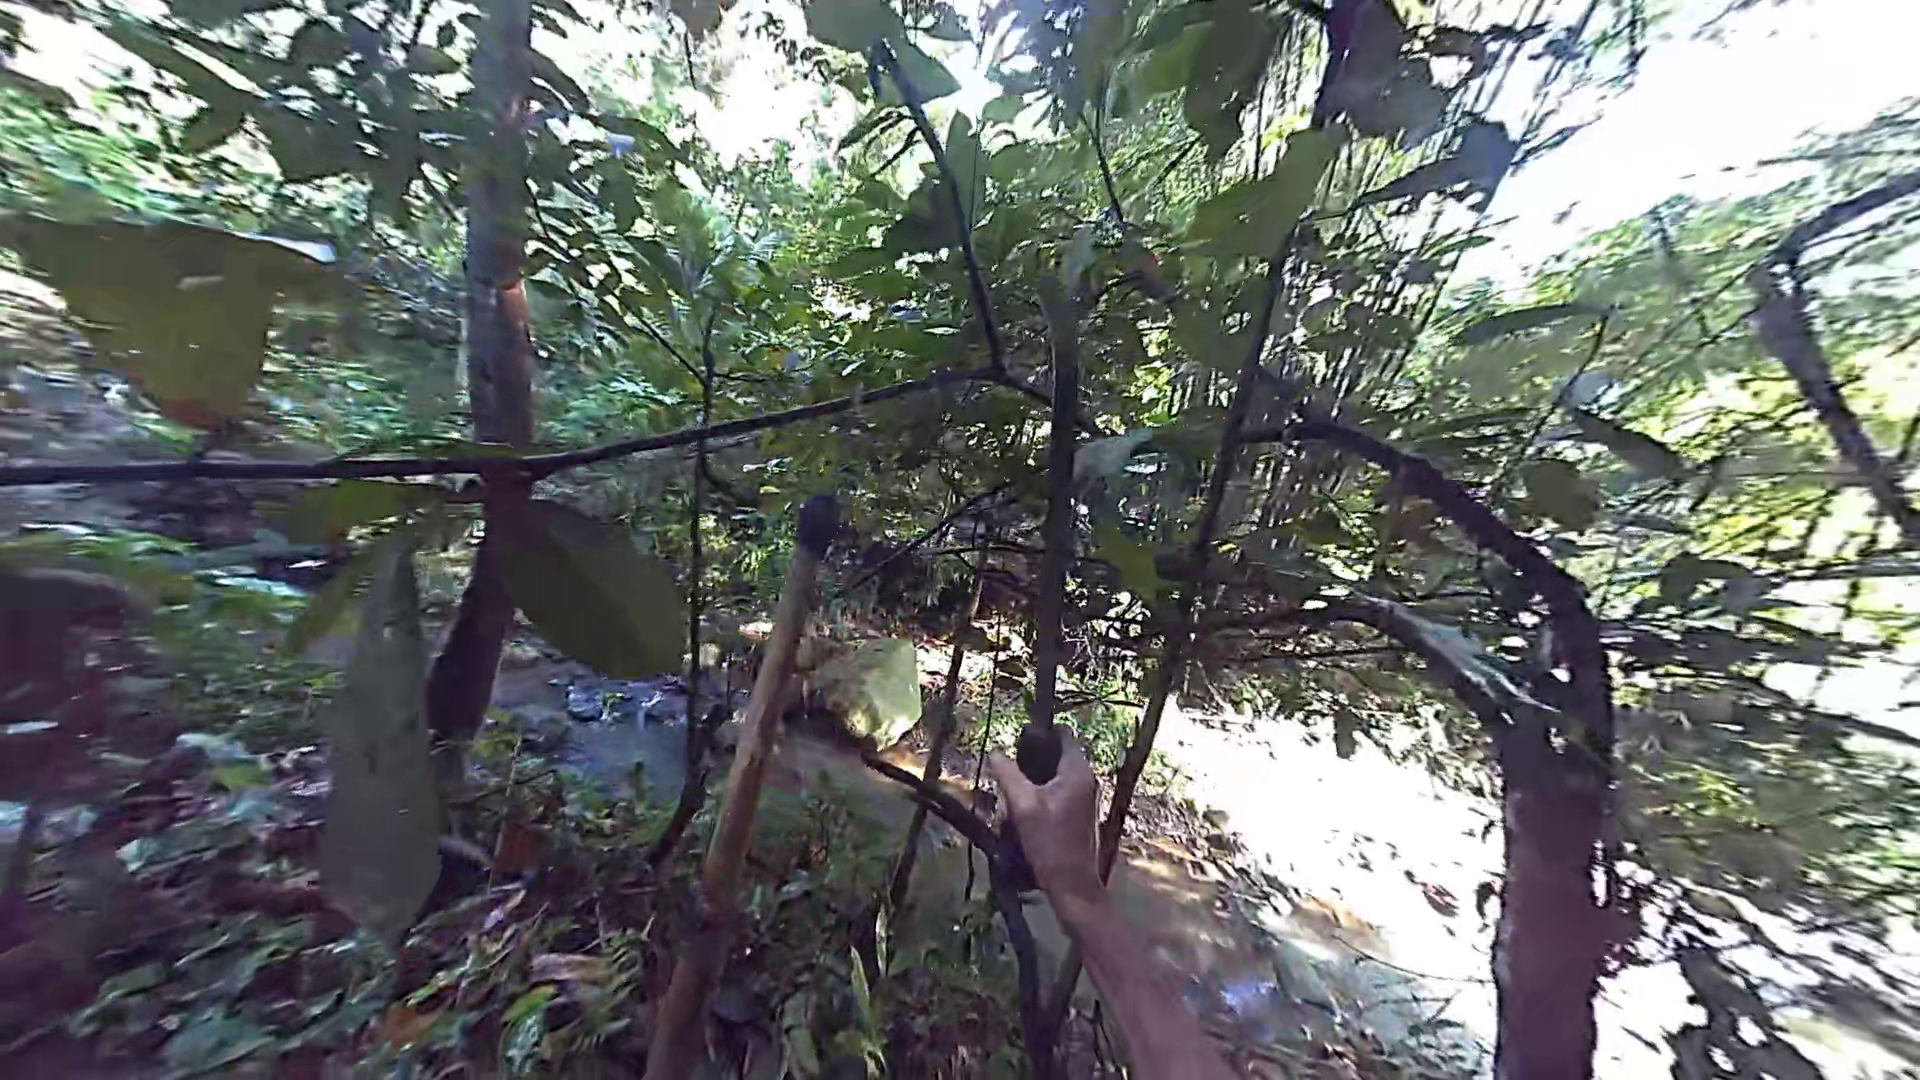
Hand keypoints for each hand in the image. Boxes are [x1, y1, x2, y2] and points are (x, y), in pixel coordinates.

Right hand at [989, 737, 1102, 906]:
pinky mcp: (1082, 812)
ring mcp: (1087, 796)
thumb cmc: (1049, 841)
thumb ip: (1008, 774)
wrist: (1072, 886)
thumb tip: (995, 752)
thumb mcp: (1023, 805)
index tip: (1018, 742)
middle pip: (1058, 754)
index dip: (1041, 733)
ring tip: (1015, 792)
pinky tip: (1027, 810)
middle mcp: (1087, 778)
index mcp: (1078, 770)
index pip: (1063, 734)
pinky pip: (1061, 790)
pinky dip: (1044, 793)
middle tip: (1011, 771)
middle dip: (1034, 760)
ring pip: (1057, 774)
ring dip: (1037, 779)